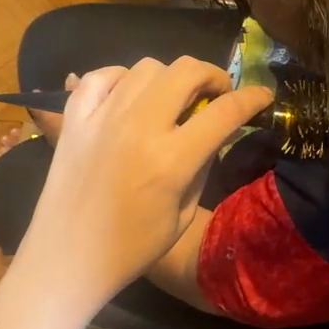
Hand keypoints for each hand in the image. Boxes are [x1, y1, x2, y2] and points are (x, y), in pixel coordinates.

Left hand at [12, 57, 271, 309]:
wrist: (66, 260)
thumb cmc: (132, 249)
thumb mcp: (183, 214)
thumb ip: (203, 165)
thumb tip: (217, 132)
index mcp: (172, 159)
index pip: (225, 112)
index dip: (253, 98)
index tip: (263, 96)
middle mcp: (139, 127)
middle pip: (187, 71)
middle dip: (213, 76)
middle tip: (216, 95)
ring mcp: (103, 118)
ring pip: (148, 67)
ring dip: (170, 78)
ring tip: (172, 99)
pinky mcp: (74, 120)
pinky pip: (100, 77)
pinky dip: (121, 78)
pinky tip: (129, 96)